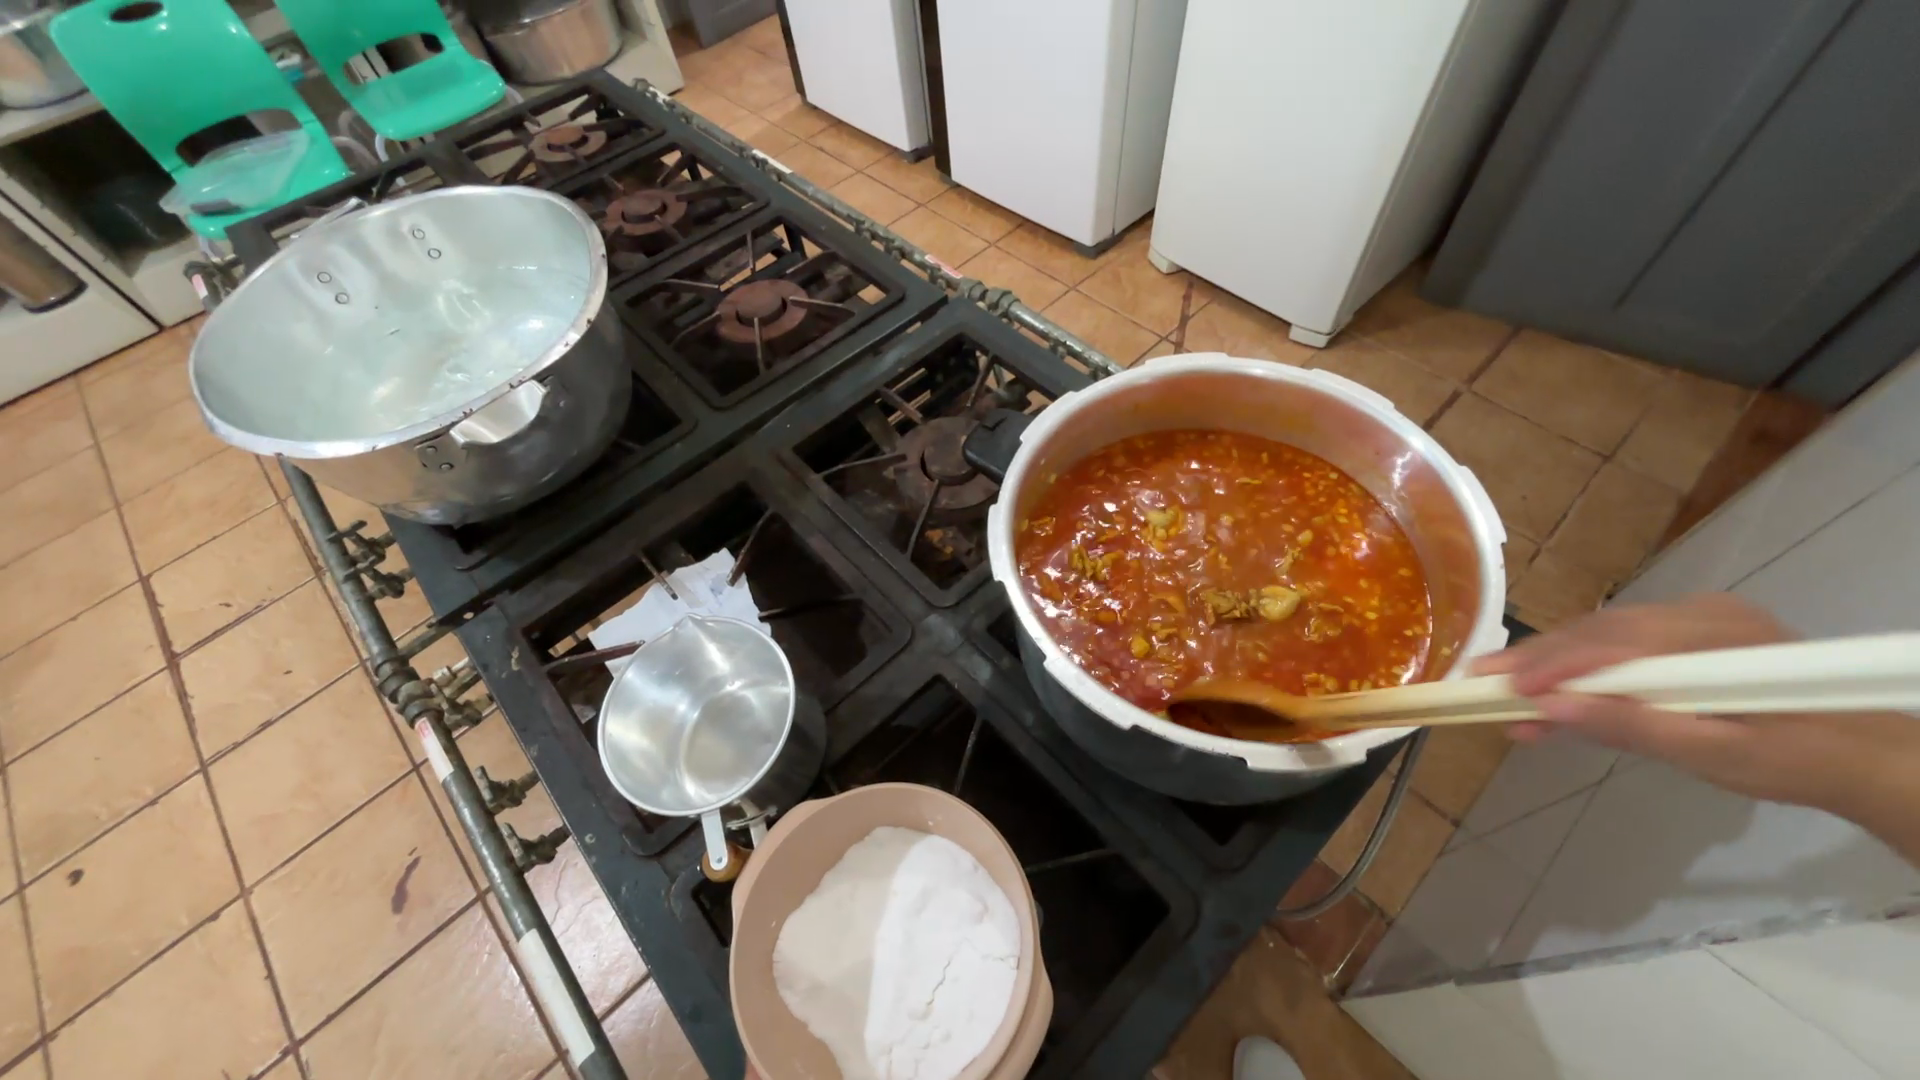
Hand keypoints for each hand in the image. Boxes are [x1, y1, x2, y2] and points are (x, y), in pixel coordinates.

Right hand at [1472, 595, 1919, 845]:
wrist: (1865, 754)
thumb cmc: (1795, 762)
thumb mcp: (1712, 756)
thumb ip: (1629, 728)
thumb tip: (1546, 713)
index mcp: (1720, 639)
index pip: (1617, 643)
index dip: (1555, 665)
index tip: (1505, 690)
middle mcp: (1703, 613)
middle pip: (1599, 632)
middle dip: (1536, 659)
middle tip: (1479, 680)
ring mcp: (1694, 616)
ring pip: (1600, 633)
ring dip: (1548, 660)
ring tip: (1500, 683)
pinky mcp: (1686, 630)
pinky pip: (1616, 640)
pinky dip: (1577, 662)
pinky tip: (1546, 686)